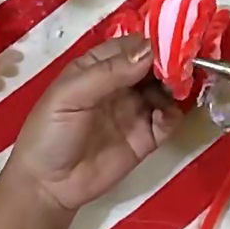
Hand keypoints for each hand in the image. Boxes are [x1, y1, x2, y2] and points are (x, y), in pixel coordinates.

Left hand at [8, 34, 183, 212]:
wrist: (48, 185)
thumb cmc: (50, 133)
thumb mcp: (70, 95)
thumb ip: (108, 72)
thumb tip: (149, 51)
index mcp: (97, 68)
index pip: (131, 46)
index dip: (150, 43)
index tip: (169, 44)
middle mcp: (119, 85)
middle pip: (154, 64)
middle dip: (170, 62)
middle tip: (182, 65)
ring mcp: (134, 111)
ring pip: (165, 89)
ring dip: (176, 86)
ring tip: (176, 90)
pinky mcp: (145, 138)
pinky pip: (168, 120)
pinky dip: (173, 114)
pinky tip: (165, 116)